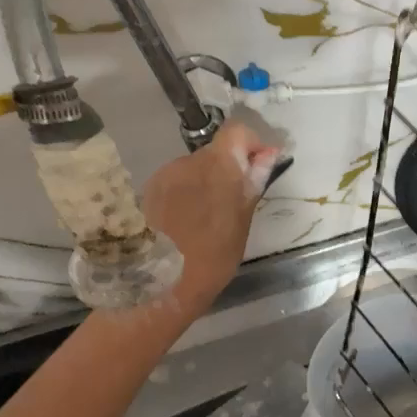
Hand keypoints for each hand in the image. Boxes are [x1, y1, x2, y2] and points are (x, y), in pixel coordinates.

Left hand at [140, 121, 282, 317]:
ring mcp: (163, 175)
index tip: (256, 169)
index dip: (250, 145)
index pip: (237, 131)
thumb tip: (269, 153)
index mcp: (217, 166)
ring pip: (194, 168)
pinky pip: (175, 182)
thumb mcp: (244, 218)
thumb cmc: (215, 255)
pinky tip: (185, 222)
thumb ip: (254, 181)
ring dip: (204, 183)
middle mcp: (187, 162)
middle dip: (227, 169)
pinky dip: (185, 194)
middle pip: (215, 151)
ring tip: (206, 218)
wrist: (162, 285)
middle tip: (232, 203)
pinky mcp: (147, 190)